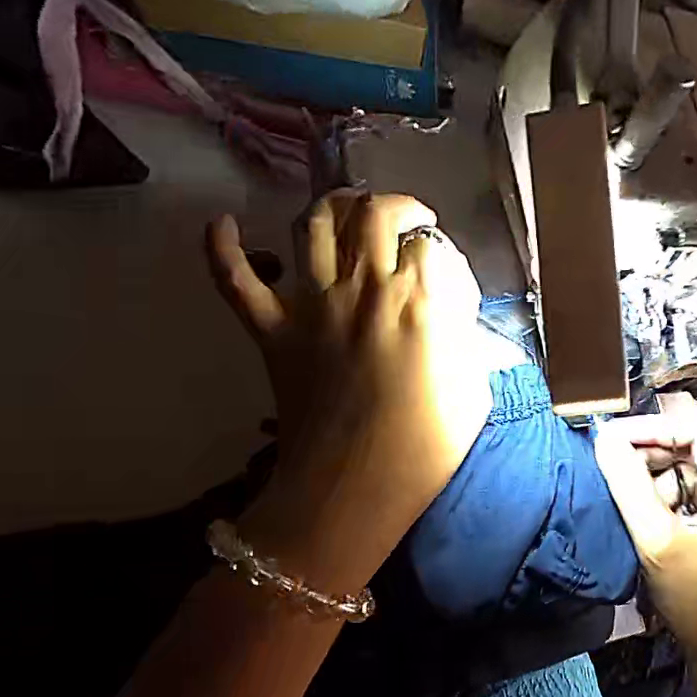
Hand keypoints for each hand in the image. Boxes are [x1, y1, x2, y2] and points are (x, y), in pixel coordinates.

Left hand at [206, 191, 489, 594]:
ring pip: (313, 225)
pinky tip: (227, 223)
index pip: (426, 243)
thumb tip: (460, 325)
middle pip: (373, 213)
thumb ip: (470, 349)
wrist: (352, 491)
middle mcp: (363, 290)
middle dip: (395, 205)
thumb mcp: (471, 396)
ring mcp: (310, 307)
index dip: (436, 245)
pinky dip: (224, 246)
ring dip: (334, 206)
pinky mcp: (271, 332)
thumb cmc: (423, 451)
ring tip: (350, 213)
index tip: (441, 262)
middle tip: (407, 222)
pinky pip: (234, 279)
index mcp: (416, 305)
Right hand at [595, 410, 696, 675]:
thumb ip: (629, 486)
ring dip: (656, 477)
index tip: (613, 439)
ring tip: (632, 503)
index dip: (654, 427)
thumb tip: (606, 441)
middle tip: (612, 468)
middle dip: (651, 453)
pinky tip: (649, 518)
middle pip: (695, 446)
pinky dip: (667, 497)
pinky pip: (694, 492)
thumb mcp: (656, 541)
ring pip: (690, 469)